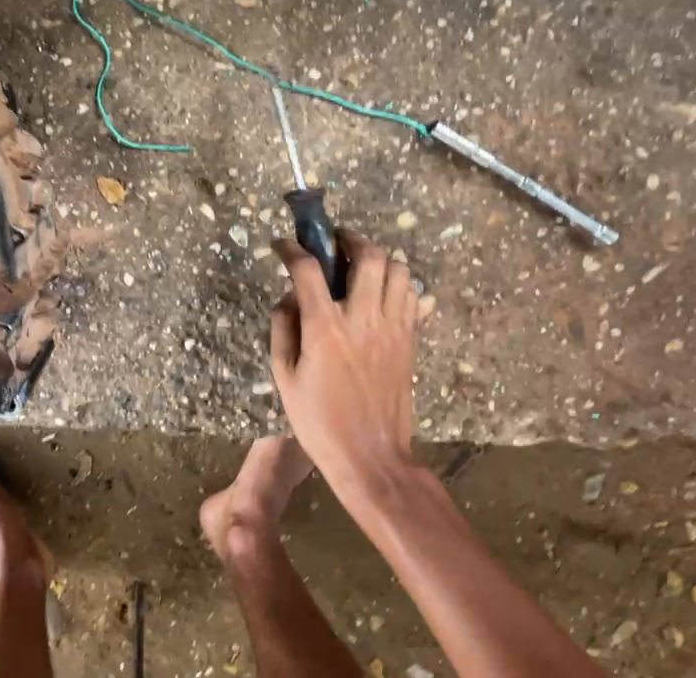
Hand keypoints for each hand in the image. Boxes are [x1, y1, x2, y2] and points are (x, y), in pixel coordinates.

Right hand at [268, 231, 420, 500]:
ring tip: (359, 265)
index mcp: (325, 328)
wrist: (371, 455)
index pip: (308, 270)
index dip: (292, 250)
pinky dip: (399, 285)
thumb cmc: (317, 419)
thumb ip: (282, 328)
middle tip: (333, 241)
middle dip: (350, 239)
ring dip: (379, 259)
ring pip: (400, 272)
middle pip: (370, 257)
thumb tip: (288, 297)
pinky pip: (413, 298)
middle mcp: (363, 320)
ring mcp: (393, 330)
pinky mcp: (411, 342)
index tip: (281, 245)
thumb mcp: (283, 374)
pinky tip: (381, 292)